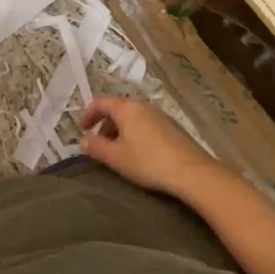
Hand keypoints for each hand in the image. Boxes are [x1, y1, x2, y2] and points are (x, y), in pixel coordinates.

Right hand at [82, 95, 222, 197]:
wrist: (191, 172)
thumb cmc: (148, 162)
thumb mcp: (116, 157)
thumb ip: (96, 147)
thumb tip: (84, 140)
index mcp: (126, 108)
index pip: (101, 101)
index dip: (88, 113)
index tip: (83, 129)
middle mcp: (143, 105)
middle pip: (118, 108)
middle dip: (105, 124)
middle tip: (100, 144)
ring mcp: (160, 115)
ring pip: (133, 117)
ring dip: (121, 130)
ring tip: (119, 151)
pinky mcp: (173, 127)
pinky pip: (146, 124)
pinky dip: (136, 133)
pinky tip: (140, 153)